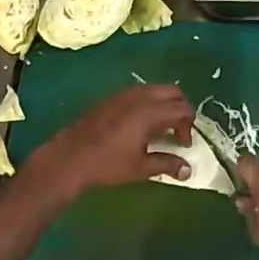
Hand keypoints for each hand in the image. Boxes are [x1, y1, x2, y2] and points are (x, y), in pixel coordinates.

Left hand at [17, 84, 194, 208]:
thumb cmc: (108, 164)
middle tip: (177, 130)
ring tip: (160, 127)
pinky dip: (148, 102)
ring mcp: (123, 94)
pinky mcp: (110, 98)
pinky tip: (139, 124)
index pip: (182, 109)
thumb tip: (188, 170)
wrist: (70, 157)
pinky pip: (138, 92)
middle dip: (181, 108)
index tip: (183, 144)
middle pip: (172, 91)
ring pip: (155, 89)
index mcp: (150, 112)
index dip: (188, 126)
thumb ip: (167, 165)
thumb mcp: (141, 168)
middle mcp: (139, 97)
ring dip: (164, 103)